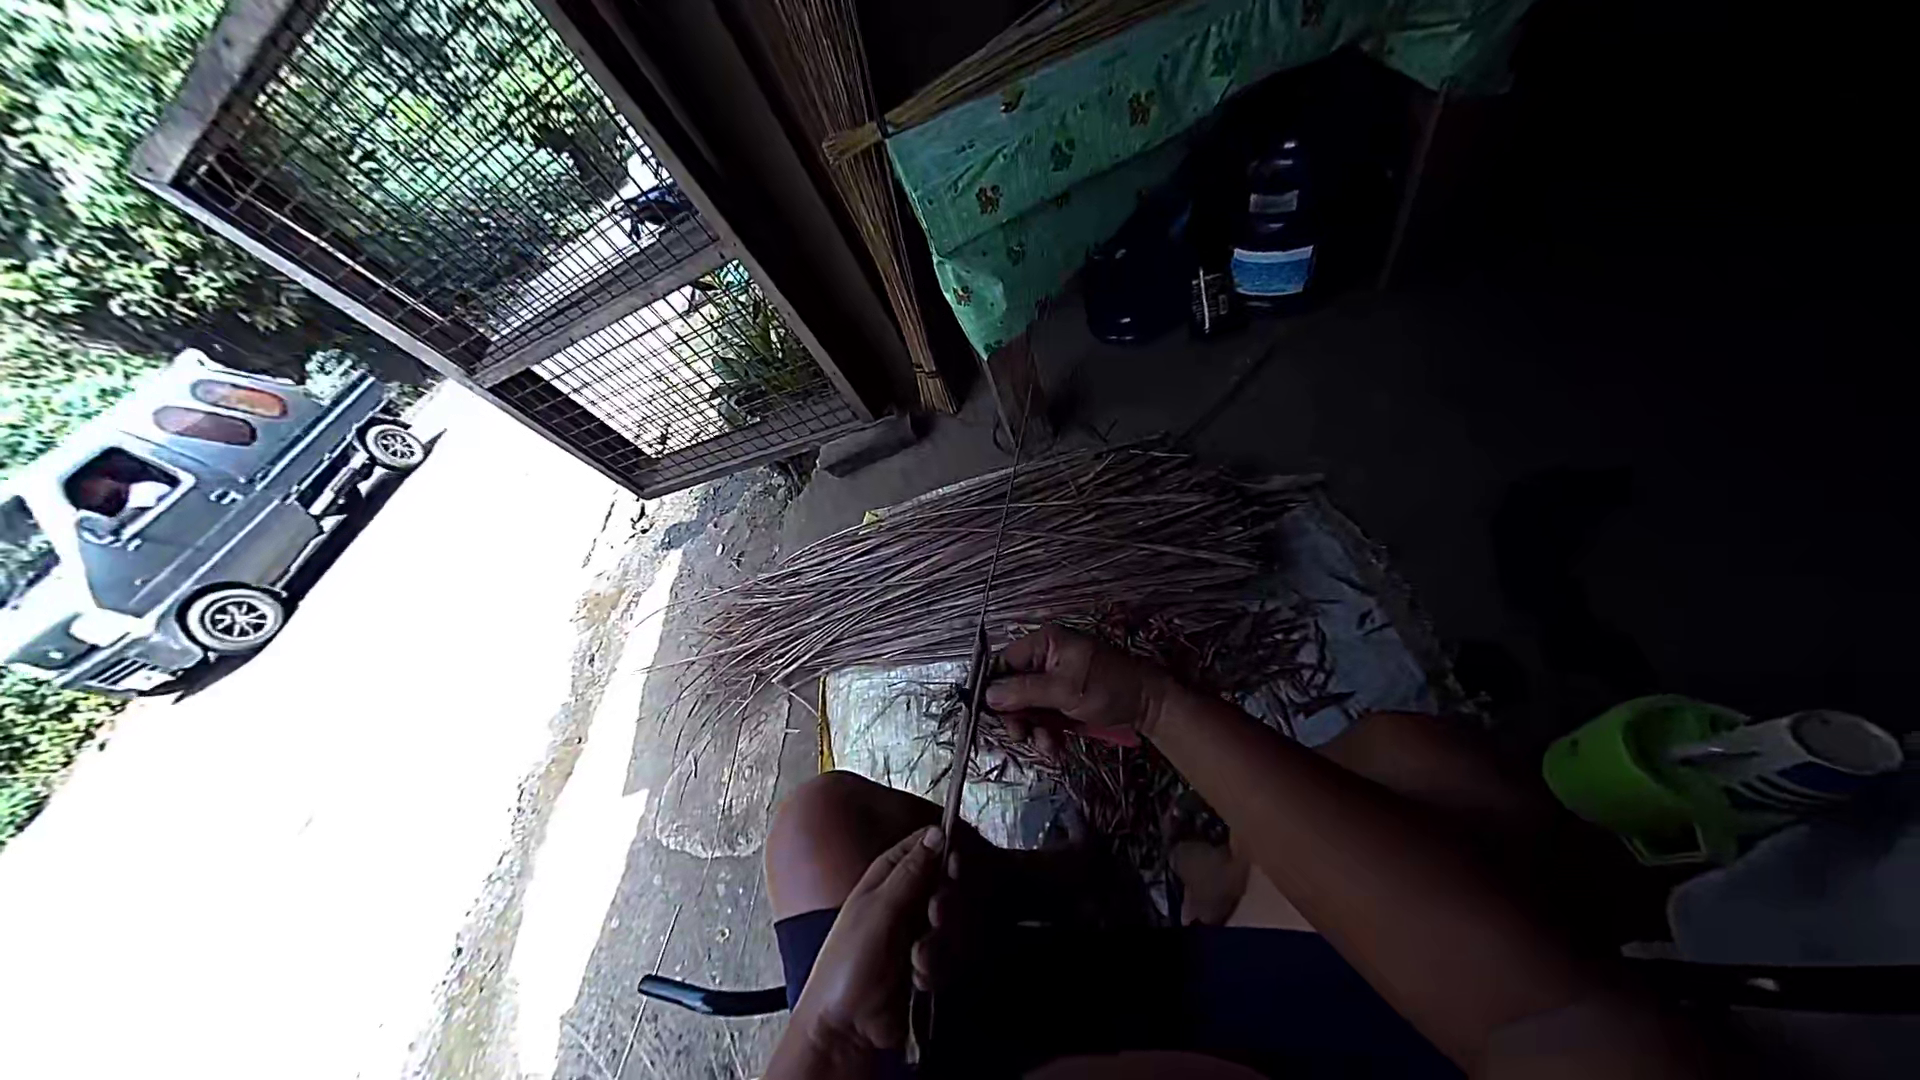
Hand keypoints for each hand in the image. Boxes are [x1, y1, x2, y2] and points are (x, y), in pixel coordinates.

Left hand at [786, 825, 945, 1058]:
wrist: (846, 1030)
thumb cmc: (850, 963)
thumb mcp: (879, 910)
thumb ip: (912, 871)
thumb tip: (937, 832)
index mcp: (890, 873)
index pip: (929, 844)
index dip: (946, 853)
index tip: (951, 870)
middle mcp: (909, 895)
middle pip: (950, 882)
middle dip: (947, 905)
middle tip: (933, 920)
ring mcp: (921, 928)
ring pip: (957, 919)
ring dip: (941, 944)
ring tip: (917, 961)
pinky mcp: (932, 959)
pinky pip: (955, 952)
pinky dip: (940, 968)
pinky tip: (919, 980)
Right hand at [985, 624, 1177, 749]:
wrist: (1149, 707)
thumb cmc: (1109, 687)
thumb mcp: (1065, 689)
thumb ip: (1025, 691)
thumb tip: (988, 695)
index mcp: (1044, 643)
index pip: (1005, 661)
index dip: (994, 687)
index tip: (991, 713)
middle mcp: (1045, 659)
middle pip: (1012, 688)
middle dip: (1017, 715)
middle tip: (1021, 735)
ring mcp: (1054, 682)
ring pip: (1026, 708)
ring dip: (1032, 730)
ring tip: (1047, 746)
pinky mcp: (1062, 702)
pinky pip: (1042, 718)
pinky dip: (1045, 734)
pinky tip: (1054, 748)